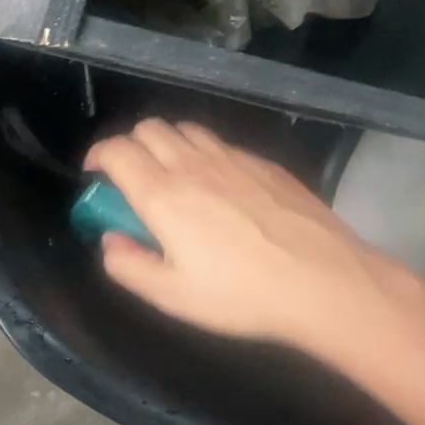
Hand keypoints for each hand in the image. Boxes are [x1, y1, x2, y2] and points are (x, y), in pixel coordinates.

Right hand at [84, 119, 424, 361]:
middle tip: (131, 180)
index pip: (116, 150)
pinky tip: (217, 187)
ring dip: (166, 145)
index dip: (98, 157)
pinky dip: (203, 153)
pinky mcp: (265, 165)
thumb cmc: (242, 295)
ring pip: (184, 129)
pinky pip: (220, 144)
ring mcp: (233, 160)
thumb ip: (127, 266)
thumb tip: (111, 241)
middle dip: (129, 146)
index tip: (96, 177)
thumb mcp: (171, 296)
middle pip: (147, 129)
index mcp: (162, 195)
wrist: (329, 284)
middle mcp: (192, 166)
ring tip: (171, 177)